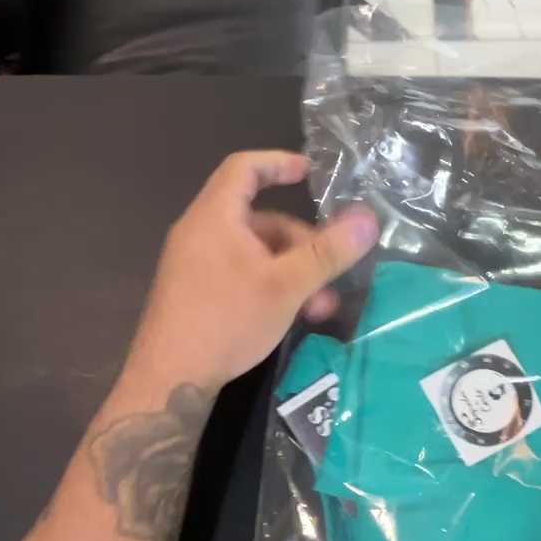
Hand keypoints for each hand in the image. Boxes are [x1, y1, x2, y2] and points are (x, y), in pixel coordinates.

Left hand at [129, 150, 377, 387]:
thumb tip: (369, 219)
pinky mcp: (196, 293)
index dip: (279, 162)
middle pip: (260, 218)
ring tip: (319, 306)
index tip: (311, 171)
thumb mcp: (286, 285)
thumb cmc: (227, 320)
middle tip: (330, 271)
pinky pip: (240, 274)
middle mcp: (201, 233)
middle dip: (301, 242)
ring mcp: (196, 265)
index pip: (244, 168)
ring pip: (255, 253)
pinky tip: (292, 315)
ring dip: (292, 272)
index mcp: (215, 216)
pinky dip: (270, 285)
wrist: (171, 378)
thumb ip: (327, 252)